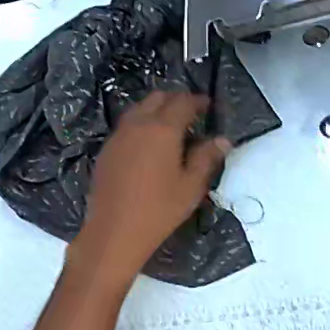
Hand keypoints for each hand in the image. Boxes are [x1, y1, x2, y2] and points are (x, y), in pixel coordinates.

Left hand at [70, 91, 229, 282]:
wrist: (114, 231)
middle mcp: (138, 124)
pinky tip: (149, 143)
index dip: (198, 101)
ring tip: (171, 125)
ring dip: (157, 109)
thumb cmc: (160, 209)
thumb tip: (222, 140)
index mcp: (163, 129)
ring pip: (139, 108)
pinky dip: (142, 123)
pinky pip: (127, 125)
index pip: (183, 102)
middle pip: (158, 98)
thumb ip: (207, 158)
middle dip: (176, 99)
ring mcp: (118, 135)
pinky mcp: (106, 150)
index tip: (209, 105)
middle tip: (191, 112)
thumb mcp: (192, 186)